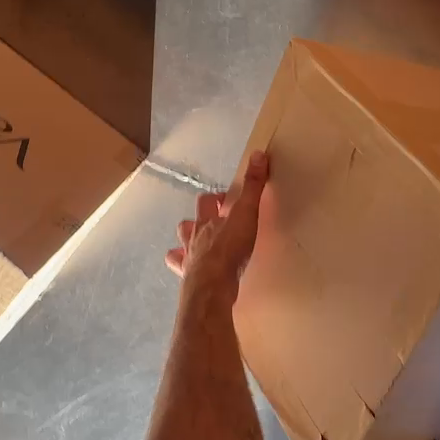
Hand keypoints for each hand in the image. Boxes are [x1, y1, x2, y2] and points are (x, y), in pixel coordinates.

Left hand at [166, 152, 270, 303]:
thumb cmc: (230, 248)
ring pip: (181, 245)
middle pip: (189, 223)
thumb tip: (258, 154)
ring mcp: (188, 258)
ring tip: (198, 245)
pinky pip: (180, 269)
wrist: (212, 285)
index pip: (206, 202)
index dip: (215, 199)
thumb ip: (253, 187)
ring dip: (187, 242)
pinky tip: (189, 270)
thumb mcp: (246, 213)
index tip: (227, 200)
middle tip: (214, 223)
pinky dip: (183, 267)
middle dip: (198, 220)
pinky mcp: (188, 279)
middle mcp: (194, 237)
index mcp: (207, 220)